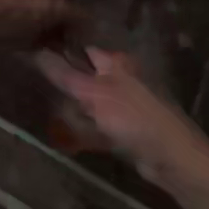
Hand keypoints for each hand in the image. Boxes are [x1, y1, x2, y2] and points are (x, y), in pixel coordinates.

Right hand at [39, 46, 208, 186]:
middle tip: (40, 93)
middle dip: (66, 90)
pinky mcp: (126, 131)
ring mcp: (125, 107)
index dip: (61, 53)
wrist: (172, 157)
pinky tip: (66, 139)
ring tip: (50, 119)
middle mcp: (122, 80)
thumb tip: (36, 51)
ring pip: (90, 105)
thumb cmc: (133, 117)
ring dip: (73, 114)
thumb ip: (64, 74)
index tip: (35, 58)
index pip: (83, 51)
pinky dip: (84, 133)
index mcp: (117, 63)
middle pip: (84, 79)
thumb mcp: (93, 93)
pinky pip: (98, 128)